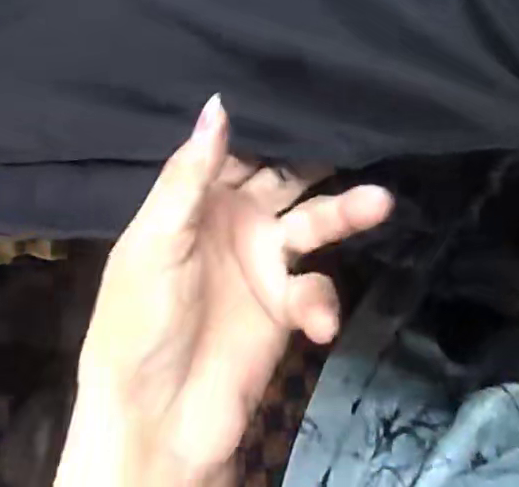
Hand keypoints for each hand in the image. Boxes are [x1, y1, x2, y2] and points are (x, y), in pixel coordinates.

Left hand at [66, 96, 392, 486]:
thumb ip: (189, 176)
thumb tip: (218, 103)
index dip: (271, 123)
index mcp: (199, 200)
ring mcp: (266, 261)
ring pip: (315, 220)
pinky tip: (317, 323)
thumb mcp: (154, 245)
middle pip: (288, 176)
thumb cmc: (137, 325)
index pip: (242, 148)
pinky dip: (322, 302)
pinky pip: (315, 288)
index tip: (310, 89)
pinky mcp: (287, 305)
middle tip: (358, 129)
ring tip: (381, 202)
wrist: (154, 428)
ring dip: (347, 212)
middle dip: (319, 157)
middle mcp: (238, 220)